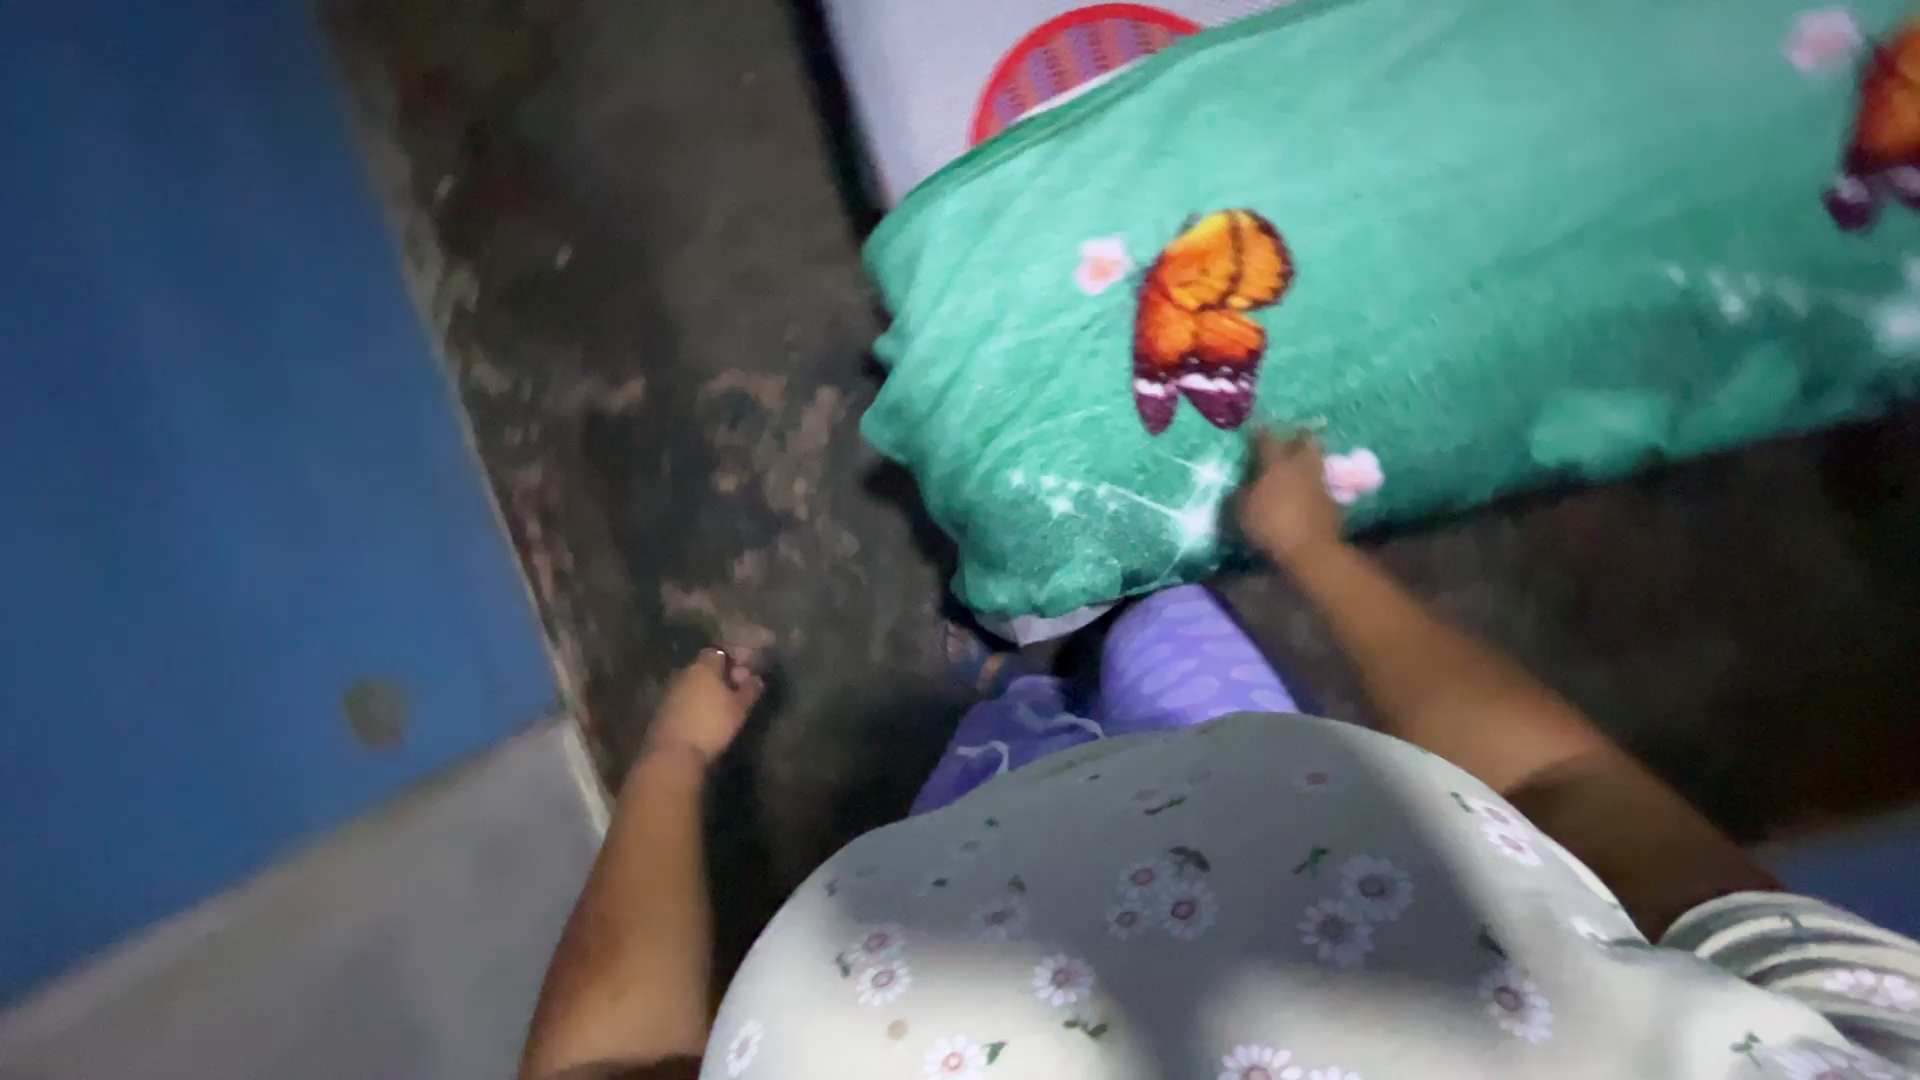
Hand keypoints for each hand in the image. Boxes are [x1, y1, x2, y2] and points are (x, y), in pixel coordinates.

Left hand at [643, 648, 765, 767]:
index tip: (745, 676)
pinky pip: (684, 700)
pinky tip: (706, 719)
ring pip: (694, 685)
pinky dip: (696, 705)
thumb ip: (750, 689)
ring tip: (724, 709)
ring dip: (708, 693)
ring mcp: (670, 692)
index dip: (733, 661)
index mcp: (703, 666)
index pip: (719, 653)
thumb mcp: (740, 707)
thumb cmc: (712, 724)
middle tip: (738, 693)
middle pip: (705, 668)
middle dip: (722, 677)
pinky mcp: (662, 712)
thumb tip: (756, 678)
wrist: (673, 754)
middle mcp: (684, 674)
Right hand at [1236, 430, 1345, 565]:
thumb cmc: (1269, 525)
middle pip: (1305, 441)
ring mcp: (1320, 482)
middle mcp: (1300, 466)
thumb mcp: (1240, 511)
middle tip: (1291, 437)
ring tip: (1298, 464)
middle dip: (1298, 436)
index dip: (1260, 430)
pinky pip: (1321, 483)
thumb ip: (1239, 494)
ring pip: (1317, 460)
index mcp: (1275, 463)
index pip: (1267, 438)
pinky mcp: (1332, 501)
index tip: (1255, 426)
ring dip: (1308, 458)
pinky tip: (1305, 489)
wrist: (1309, 550)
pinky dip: (1313, 482)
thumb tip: (1240, 486)